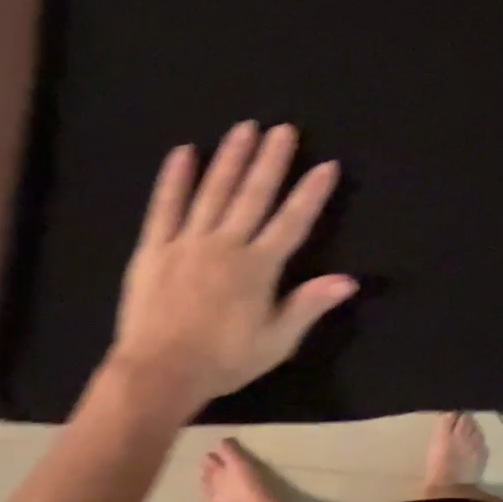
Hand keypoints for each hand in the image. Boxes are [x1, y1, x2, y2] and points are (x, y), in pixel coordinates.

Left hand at [105, 121, 355, 417]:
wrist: (159, 373)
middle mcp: (225, 245)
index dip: (310, 193)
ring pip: (213, 192)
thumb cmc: (223, 361)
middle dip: (271, 160)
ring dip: (230, 158)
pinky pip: (164, 207)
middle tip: (283, 129)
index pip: (291, 222)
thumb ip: (308, 305)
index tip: (326, 165)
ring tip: (244, 128)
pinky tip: (183, 152)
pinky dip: (174, 179)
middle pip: (253, 195)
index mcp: (257, 268)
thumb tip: (348, 280)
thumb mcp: (276, 342)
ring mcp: (187, 242)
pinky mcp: (154, 248)